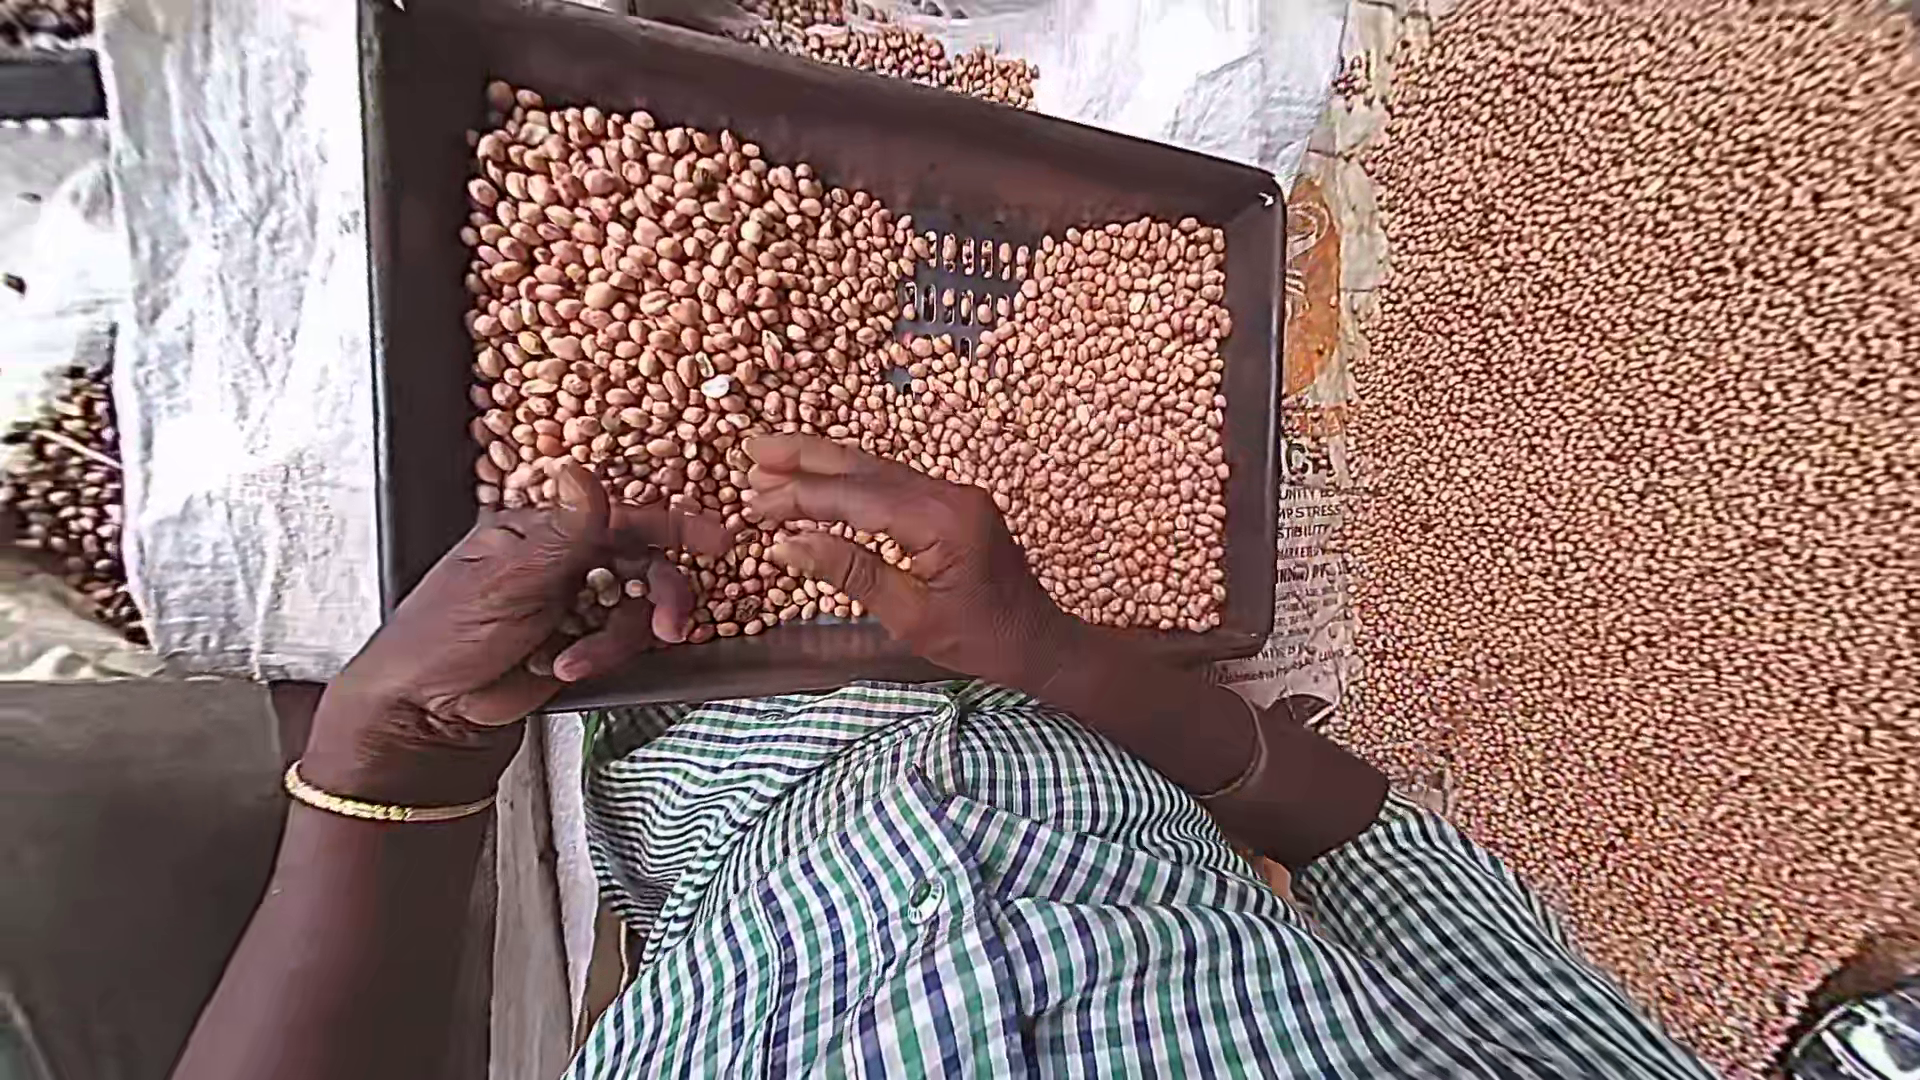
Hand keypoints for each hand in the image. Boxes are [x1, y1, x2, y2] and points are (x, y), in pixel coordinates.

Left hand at [302, 465, 729, 805]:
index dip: (676, 527)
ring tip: (578, 662)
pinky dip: (603, 655)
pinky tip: (565, 667)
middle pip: (646, 567)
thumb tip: (583, 473)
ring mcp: (583, 600)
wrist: (426, 713)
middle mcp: (572, 560)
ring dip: (618, 639)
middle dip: (662, 599)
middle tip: (673, 627)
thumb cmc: (445, 636)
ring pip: (640, 609)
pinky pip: (625, 640)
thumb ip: (560, 533)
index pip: (622, 519)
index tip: (720, 541)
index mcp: (547, 532)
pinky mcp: (589, 638)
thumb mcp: (506, 582)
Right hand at [745, 434, 1078, 690]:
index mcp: (942, 522)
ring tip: (774, 461)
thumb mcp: (909, 617)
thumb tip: (787, 543)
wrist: (1037, 639)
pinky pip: (896, 483)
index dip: (802, 498)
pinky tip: (825, 480)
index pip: (857, 498)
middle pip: (866, 466)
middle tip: (753, 451)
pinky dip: (854, 482)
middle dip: (807, 457)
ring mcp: (956, 494)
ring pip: (879, 469)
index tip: (755, 501)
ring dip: (826, 465)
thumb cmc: (978, 640)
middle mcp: (950, 494)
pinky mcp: (955, 503)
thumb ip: (850, 572)